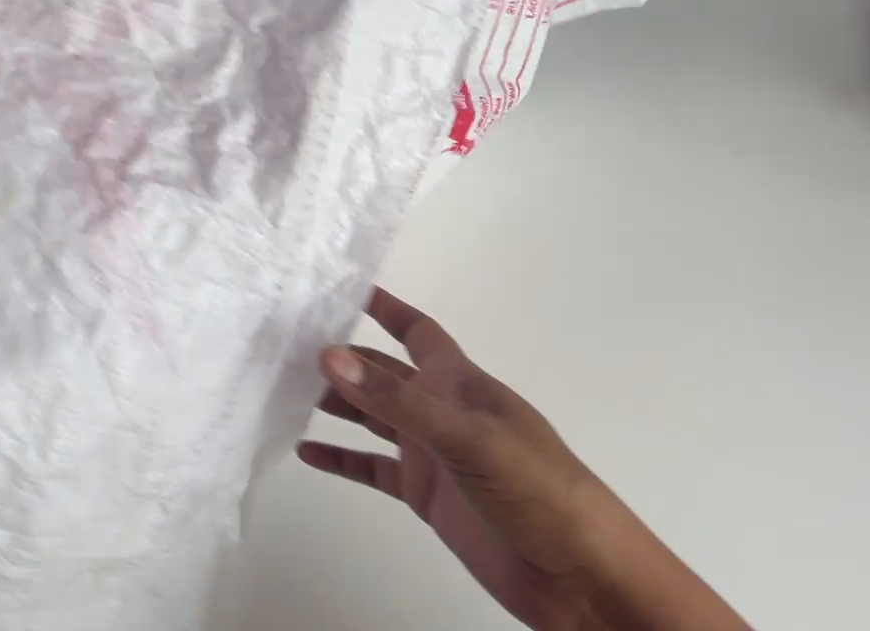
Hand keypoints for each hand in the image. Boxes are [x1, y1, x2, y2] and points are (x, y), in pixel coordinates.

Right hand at [299, 289, 748, 630]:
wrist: (584, 581)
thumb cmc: (538, 490)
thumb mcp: (466, 438)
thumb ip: (396, 401)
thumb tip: (327, 356)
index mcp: (460, 384)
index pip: (418, 332)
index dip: (385, 308)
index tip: (339, 288)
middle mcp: (441, 410)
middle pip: (382, 373)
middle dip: (342, 357)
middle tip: (286, 346)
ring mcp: (431, 453)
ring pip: (371, 416)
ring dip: (335, 403)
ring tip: (285, 390)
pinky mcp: (425, 494)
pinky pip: (371, 467)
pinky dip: (339, 458)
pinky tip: (305, 452)